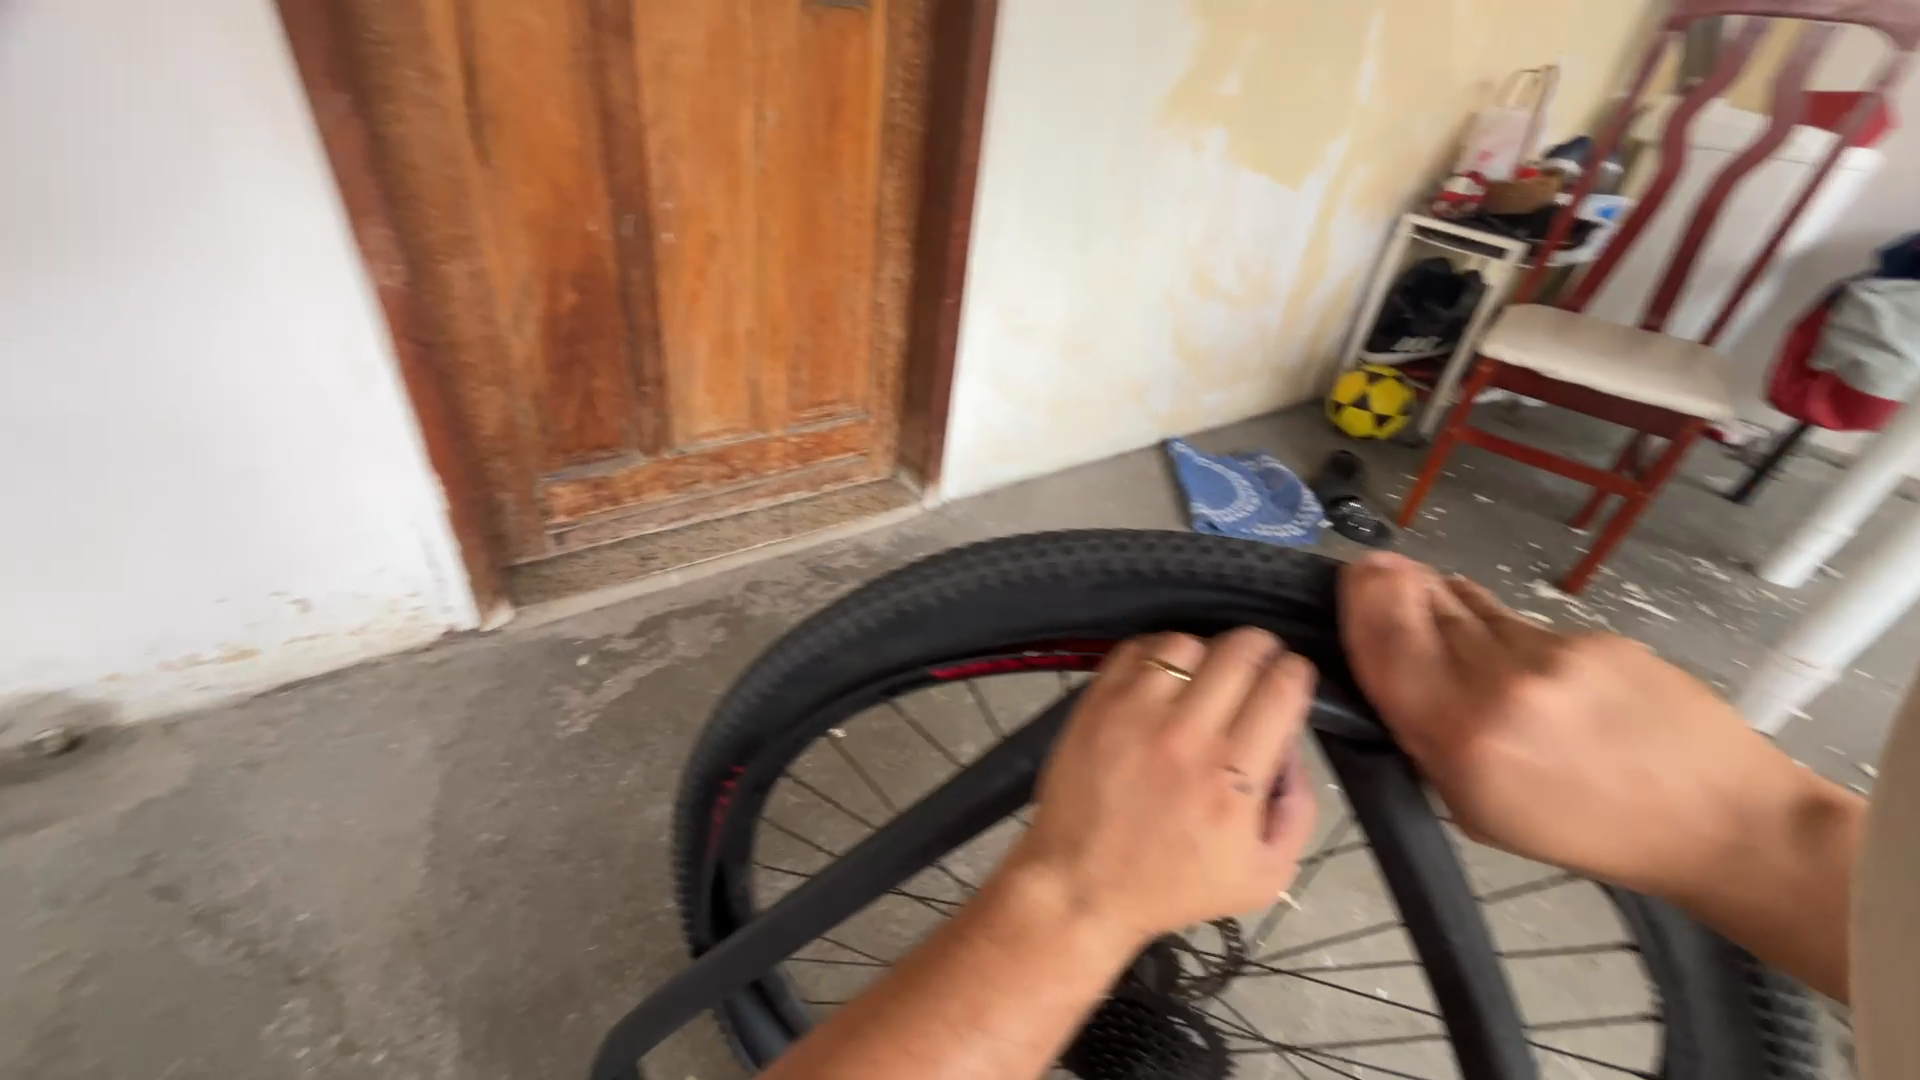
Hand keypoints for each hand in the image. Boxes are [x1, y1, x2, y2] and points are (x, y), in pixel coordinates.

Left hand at [1002, 628, 1318, 948]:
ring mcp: (1134, 713)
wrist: (1081, 883)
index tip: (1292, 677)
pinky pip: (1136, 649)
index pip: (1281, 688)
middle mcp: (1185, 735)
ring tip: (1206, 673)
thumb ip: (1297, 807)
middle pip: (1238, 651)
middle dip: (1261, 648)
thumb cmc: (1172, 884)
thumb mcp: (1264, 874)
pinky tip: (1165, 673)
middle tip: (1258, 664)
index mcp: (1232, 778)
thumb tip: (1292, 741)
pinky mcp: (1096, 704)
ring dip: (1206, 651)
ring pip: (1186, 643)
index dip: (1297, 671)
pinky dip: (1158, 651)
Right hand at [1338, 553, 1817, 898]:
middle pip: (1419, 608)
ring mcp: (1551, 655)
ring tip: (1433, 602)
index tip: (1351, 575)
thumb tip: (1392, 672)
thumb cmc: (1584, 830)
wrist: (1723, 821)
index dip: (1361, 600)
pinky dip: (1497, 623)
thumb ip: (1423, 738)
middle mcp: (1498, 685)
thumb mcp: (1474, 808)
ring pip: (1466, 606)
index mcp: (1460, 737)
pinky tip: (1511, 648)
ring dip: (1440, 599)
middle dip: (1391, 584)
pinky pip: (1518, 619)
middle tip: (1376, 571)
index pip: (1385, 643)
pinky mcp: (1594, 638)